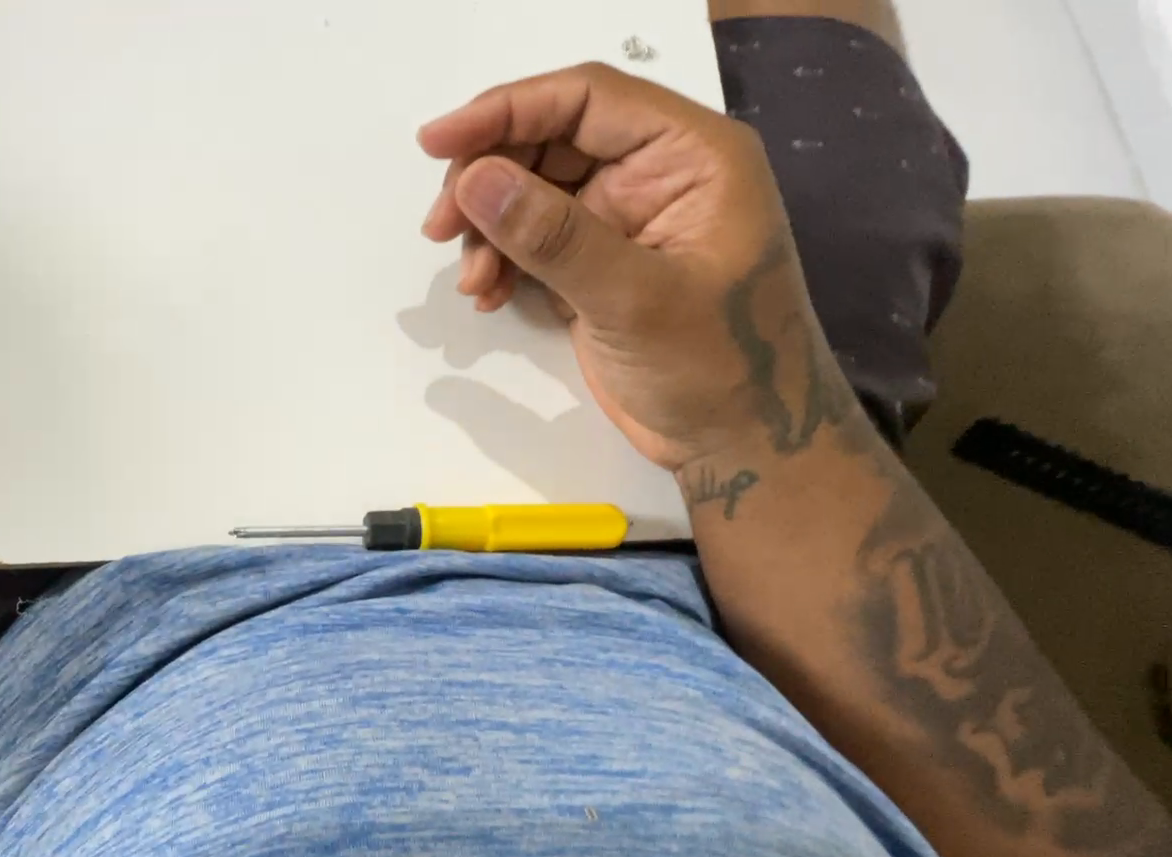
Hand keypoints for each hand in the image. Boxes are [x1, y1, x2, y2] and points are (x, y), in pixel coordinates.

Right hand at [419, 63, 858, 472]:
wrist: (735, 440)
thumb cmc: (716, 366)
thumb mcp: (634, 298)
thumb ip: (553, 237)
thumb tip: (474, 182)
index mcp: (688, 155)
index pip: (585, 100)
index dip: (505, 110)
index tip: (436, 143)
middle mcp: (652, 176)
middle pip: (547, 144)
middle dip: (486, 182)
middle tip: (439, 231)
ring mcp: (620, 223)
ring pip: (530, 195)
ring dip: (487, 231)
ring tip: (473, 283)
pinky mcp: (595, 268)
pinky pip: (531, 244)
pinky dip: (500, 263)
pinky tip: (487, 297)